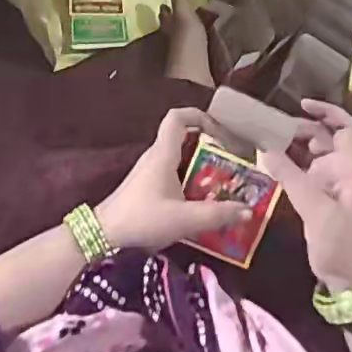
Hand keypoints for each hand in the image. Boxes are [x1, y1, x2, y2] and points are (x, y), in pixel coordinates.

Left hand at [94, 108, 253, 250]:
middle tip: (230, 162)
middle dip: (209, 145)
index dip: (200, 116)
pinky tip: (202, 201)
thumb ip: (217, 215)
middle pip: (184, 137)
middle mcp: (156, 156)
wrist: (104, 234)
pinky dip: (190, 180)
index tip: (220, 132)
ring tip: (222, 182)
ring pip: (179, 157)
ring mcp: (150, 171)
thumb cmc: (143, 219)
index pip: (178, 117)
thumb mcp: (184, 219)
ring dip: (201, 165)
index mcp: (163, 154)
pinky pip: (173, 173)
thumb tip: (247, 212)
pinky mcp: (147, 186)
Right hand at [258, 100, 351, 292]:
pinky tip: (268, 162)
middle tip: (271, 129)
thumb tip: (265, 149)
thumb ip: (291, 178)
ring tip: (265, 140)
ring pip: (310, 154)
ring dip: (291, 145)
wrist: (350, 279)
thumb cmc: (341, 243)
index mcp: (348, 169)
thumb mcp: (316, 209)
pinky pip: (301, 172)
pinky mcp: (316, 199)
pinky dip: (286, 164)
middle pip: (323, 137)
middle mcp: (339, 171)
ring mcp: (327, 185)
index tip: (303, 105)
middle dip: (300, 128)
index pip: (346, 128)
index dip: (329, 112)